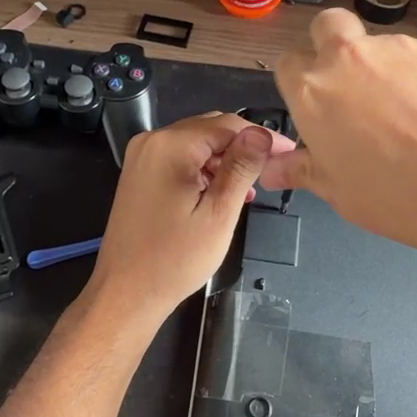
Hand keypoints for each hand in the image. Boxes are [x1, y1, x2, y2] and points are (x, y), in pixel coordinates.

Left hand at [84, 112, 291, 322]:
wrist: (127, 291)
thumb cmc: (174, 259)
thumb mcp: (218, 213)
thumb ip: (241, 168)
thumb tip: (261, 134)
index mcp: (170, 146)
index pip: (227, 125)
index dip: (262, 136)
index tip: (289, 152)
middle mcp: (151, 142)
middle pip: (209, 129)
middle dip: (242, 147)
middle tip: (273, 171)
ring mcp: (141, 157)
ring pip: (195, 144)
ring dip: (224, 160)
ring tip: (249, 190)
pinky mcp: (139, 174)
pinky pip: (179, 159)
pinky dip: (203, 170)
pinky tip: (220, 192)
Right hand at [261, 9, 416, 277]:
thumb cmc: (403, 198)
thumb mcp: (339, 192)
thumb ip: (302, 169)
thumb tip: (274, 170)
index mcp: (314, 90)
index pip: (289, 63)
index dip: (300, 84)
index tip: (314, 107)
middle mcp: (352, 59)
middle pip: (329, 27)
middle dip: (332, 48)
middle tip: (350, 91)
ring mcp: (402, 50)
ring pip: (380, 46)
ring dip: (383, 69)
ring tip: (406, 118)